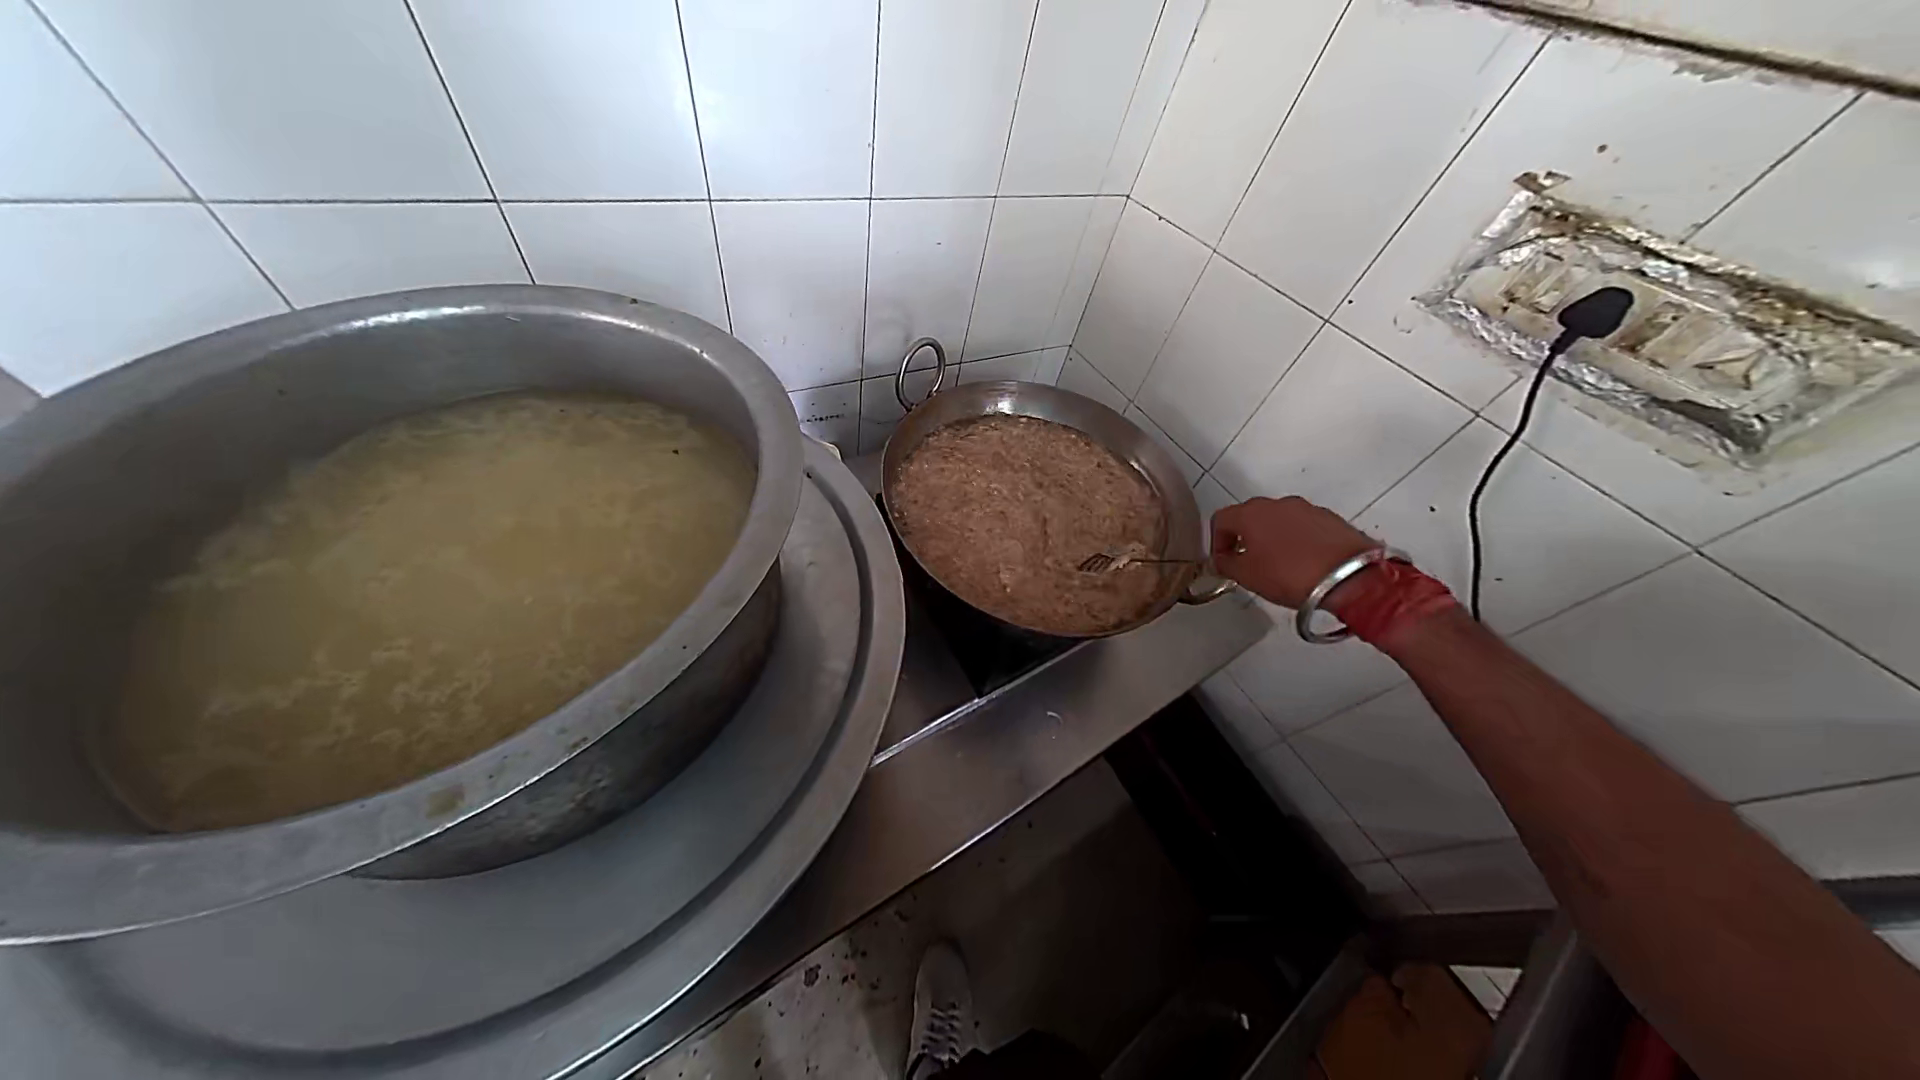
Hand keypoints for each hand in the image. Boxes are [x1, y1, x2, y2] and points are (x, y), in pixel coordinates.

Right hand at [1210, 496, 1377, 609]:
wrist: (1351, 578)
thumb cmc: (1289, 575)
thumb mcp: (1247, 576)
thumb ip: (1226, 565)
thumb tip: (1222, 560)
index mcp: (1251, 513)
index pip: (1220, 519)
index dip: (1216, 542)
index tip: (1223, 562)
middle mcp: (1277, 503)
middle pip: (1250, 516)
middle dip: (1244, 537)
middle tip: (1247, 562)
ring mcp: (1306, 508)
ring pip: (1278, 519)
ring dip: (1271, 537)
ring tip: (1278, 564)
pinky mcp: (1331, 518)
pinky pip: (1303, 526)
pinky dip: (1297, 539)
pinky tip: (1303, 562)